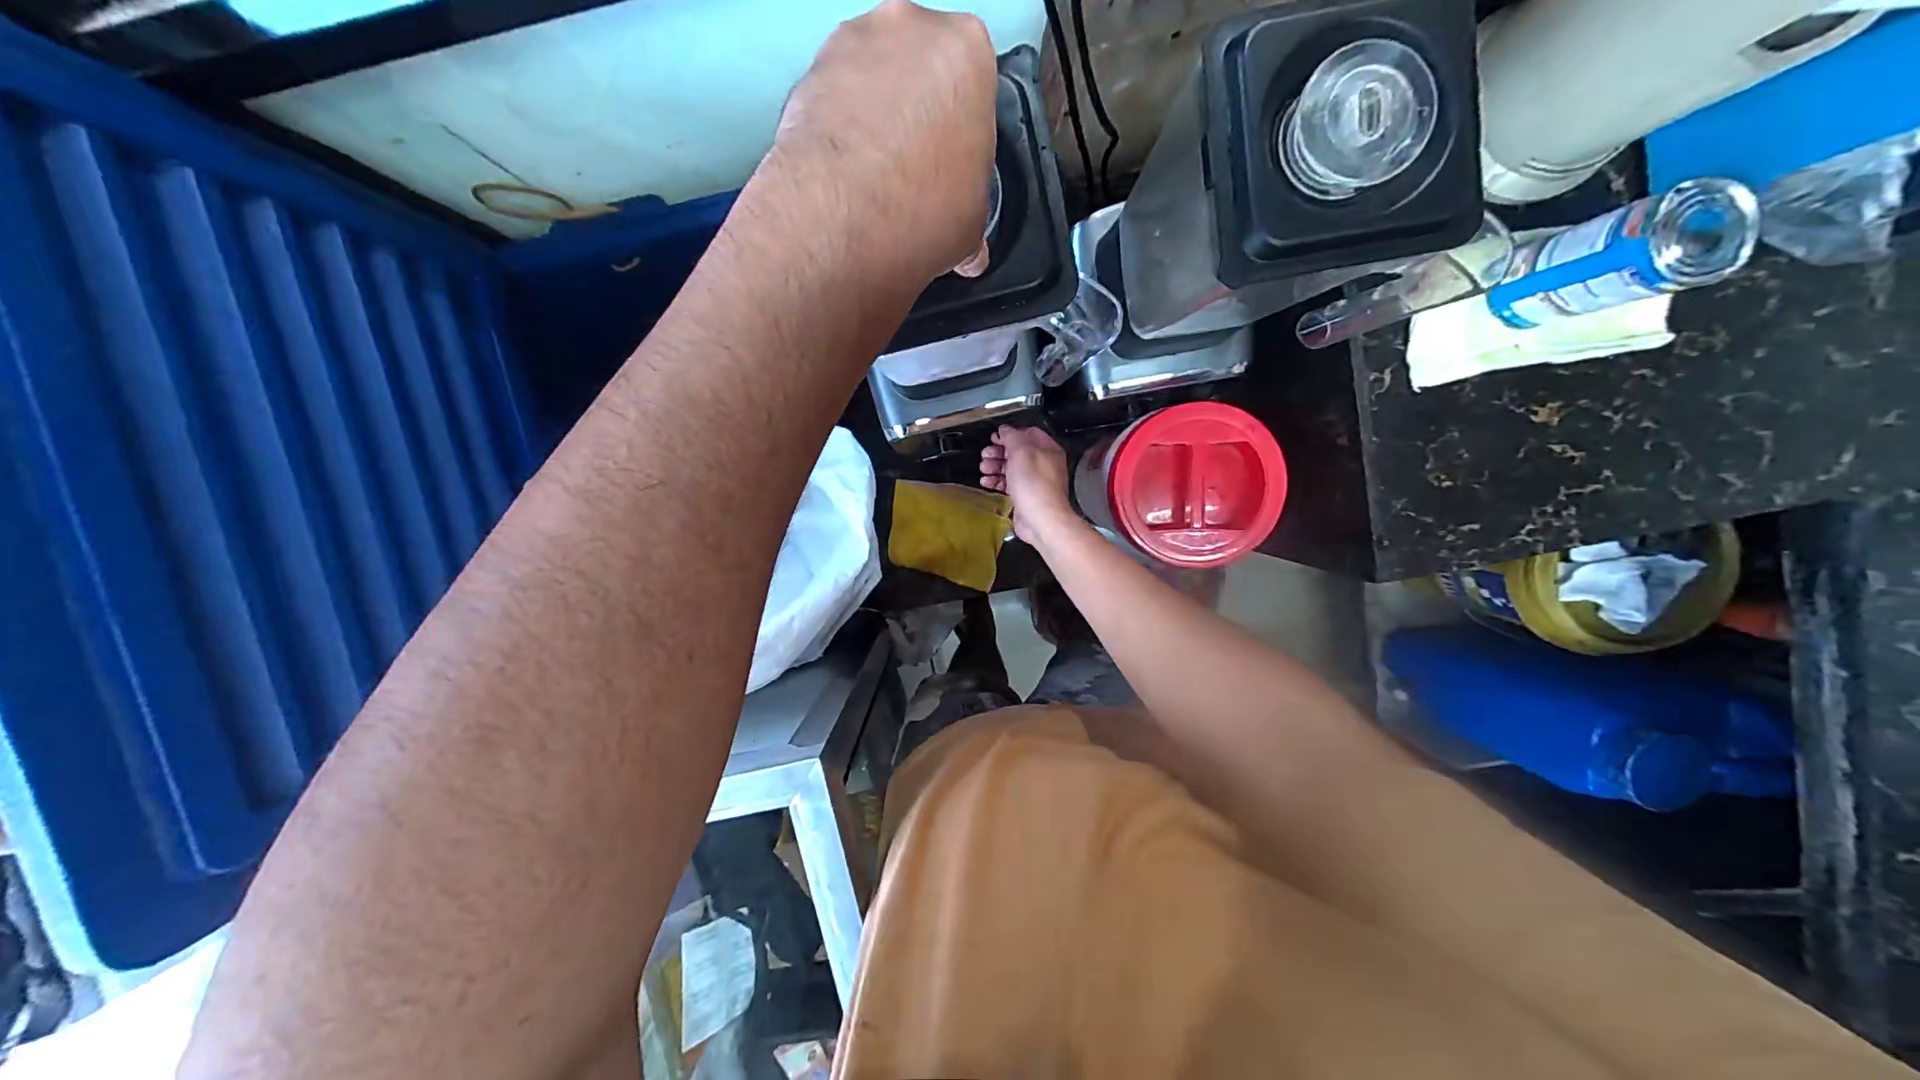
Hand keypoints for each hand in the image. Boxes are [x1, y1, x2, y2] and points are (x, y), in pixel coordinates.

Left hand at [759, 1, 997, 285]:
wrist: (843, 219)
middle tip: (917, 169)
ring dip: (877, 116)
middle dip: (919, 114)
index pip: (974, 84)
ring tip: (878, 177)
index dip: (964, 130)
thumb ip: (971, 206)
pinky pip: (834, 93)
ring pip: (874, 76)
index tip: (955, 159)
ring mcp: (854, 41)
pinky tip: (847, 172)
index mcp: (968, 50)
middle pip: (921, 69)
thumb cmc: (911, 207)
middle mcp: (910, 28)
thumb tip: (966, 235)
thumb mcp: (972, 220)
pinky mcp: (809, 68)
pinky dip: (840, 125)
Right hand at [981, 426, 1078, 545]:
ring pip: (1011, 468)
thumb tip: (1005, 430)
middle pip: (1017, 451)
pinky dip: (997, 481)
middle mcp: (1043, 464)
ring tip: (984, 468)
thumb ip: (1012, 437)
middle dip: (998, 452)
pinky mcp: (1026, 496)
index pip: (1028, 433)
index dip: (1010, 434)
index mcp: (1047, 449)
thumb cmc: (1035, 485)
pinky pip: (1009, 484)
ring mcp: (1035, 481)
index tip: (995, 437)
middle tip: (986, 454)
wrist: (1041, 519)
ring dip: (995, 466)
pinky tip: (986, 482)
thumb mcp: (1021, 451)